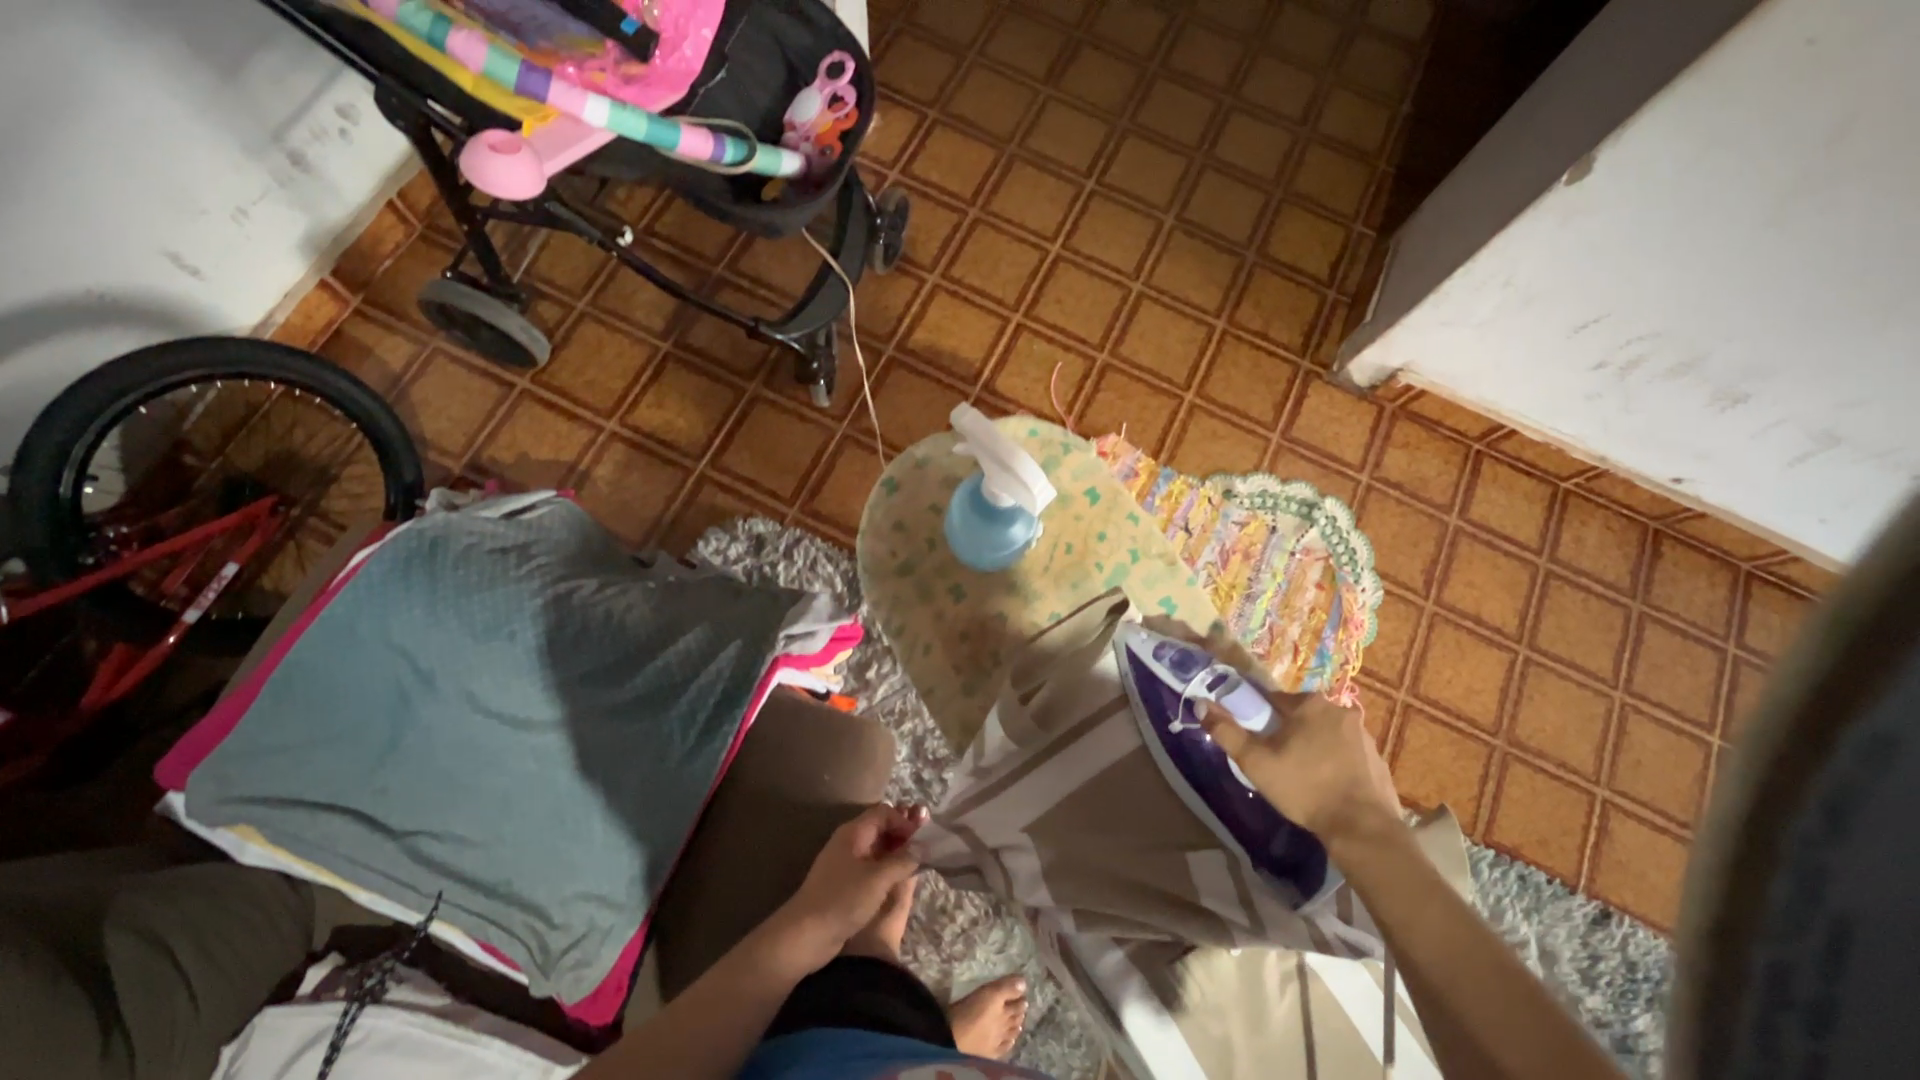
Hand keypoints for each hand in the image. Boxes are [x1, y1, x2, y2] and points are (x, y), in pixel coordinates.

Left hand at [774, 802, 926, 965]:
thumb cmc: (842, 899)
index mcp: (853, 833)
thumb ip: (903, 860)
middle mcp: (849, 843)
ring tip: (918, 863)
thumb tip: (922, 846)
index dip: (904, 821)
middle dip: (903, 834)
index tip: (921, 838)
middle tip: (926, 846)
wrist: (806, 934)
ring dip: (897, 853)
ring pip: (877, 850)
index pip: (884, 813)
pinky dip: (887, 869)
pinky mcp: (845, 884)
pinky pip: (871, 868)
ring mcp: (845, 863)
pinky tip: (901, 881)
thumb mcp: (878, 878)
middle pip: (880, 828)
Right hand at [1200, 688, 1400, 847]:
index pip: (1272, 700)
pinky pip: (1346, 751)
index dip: (1259, 719)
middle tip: (1277, 763)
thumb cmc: (1304, 788)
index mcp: (1309, 704)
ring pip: (1325, 732)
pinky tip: (1327, 785)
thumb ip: (1226, 731)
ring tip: (1303, 777)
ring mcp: (1363, 733)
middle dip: (1287, 733)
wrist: (1362, 826)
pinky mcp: (1377, 757)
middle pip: (1301, 715)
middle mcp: (1339, 710)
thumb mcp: (1255, 762)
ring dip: (1313, 746)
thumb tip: (1200, 704)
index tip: (1256, 742)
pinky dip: (1335, 762)